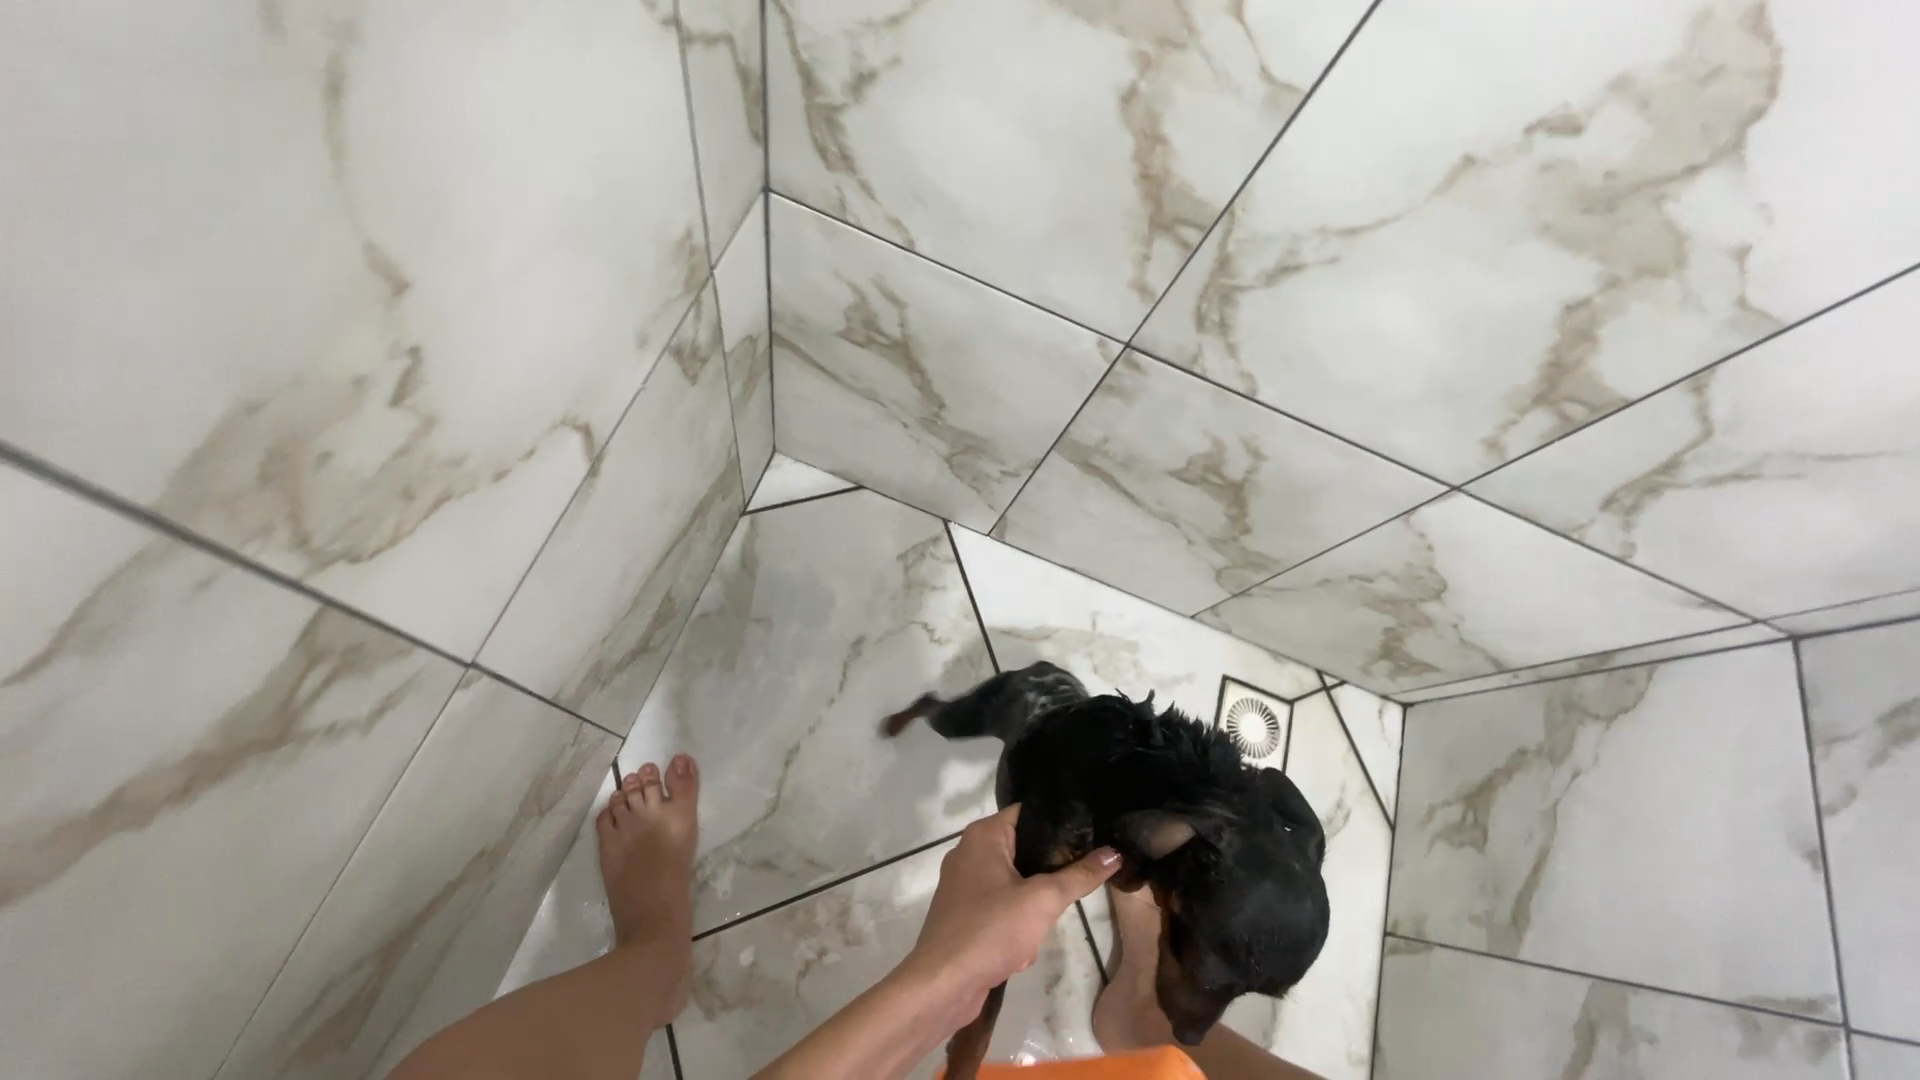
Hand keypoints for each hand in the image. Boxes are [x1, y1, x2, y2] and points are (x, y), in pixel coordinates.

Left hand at [901, 805, 1120, 1013]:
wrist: (943, 984)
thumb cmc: (991, 929)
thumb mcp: (1043, 900)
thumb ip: (1079, 876)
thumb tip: (1114, 853)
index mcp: (983, 835)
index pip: (1029, 814)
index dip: (1060, 823)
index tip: (1092, 834)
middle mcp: (969, 852)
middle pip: (1024, 850)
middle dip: (1048, 874)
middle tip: (1074, 884)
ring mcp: (964, 884)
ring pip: (1015, 884)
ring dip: (1032, 908)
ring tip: (1042, 925)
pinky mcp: (963, 914)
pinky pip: (1000, 909)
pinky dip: (1014, 926)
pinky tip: (1022, 948)